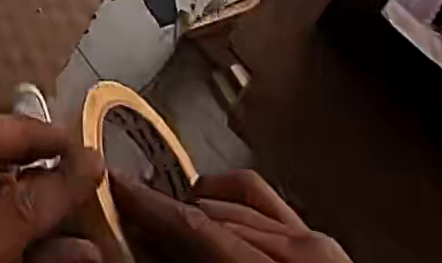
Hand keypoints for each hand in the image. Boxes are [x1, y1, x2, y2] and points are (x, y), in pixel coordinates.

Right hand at [113, 171, 350, 262]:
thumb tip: (151, 255)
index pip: (202, 228)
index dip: (153, 207)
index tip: (116, 185)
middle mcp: (303, 246)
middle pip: (217, 212)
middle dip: (172, 213)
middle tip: (135, 220)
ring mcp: (318, 240)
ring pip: (240, 199)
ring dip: (199, 207)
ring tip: (170, 222)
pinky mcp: (324, 242)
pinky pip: (266, 202)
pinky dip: (232, 201)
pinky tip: (213, 213)